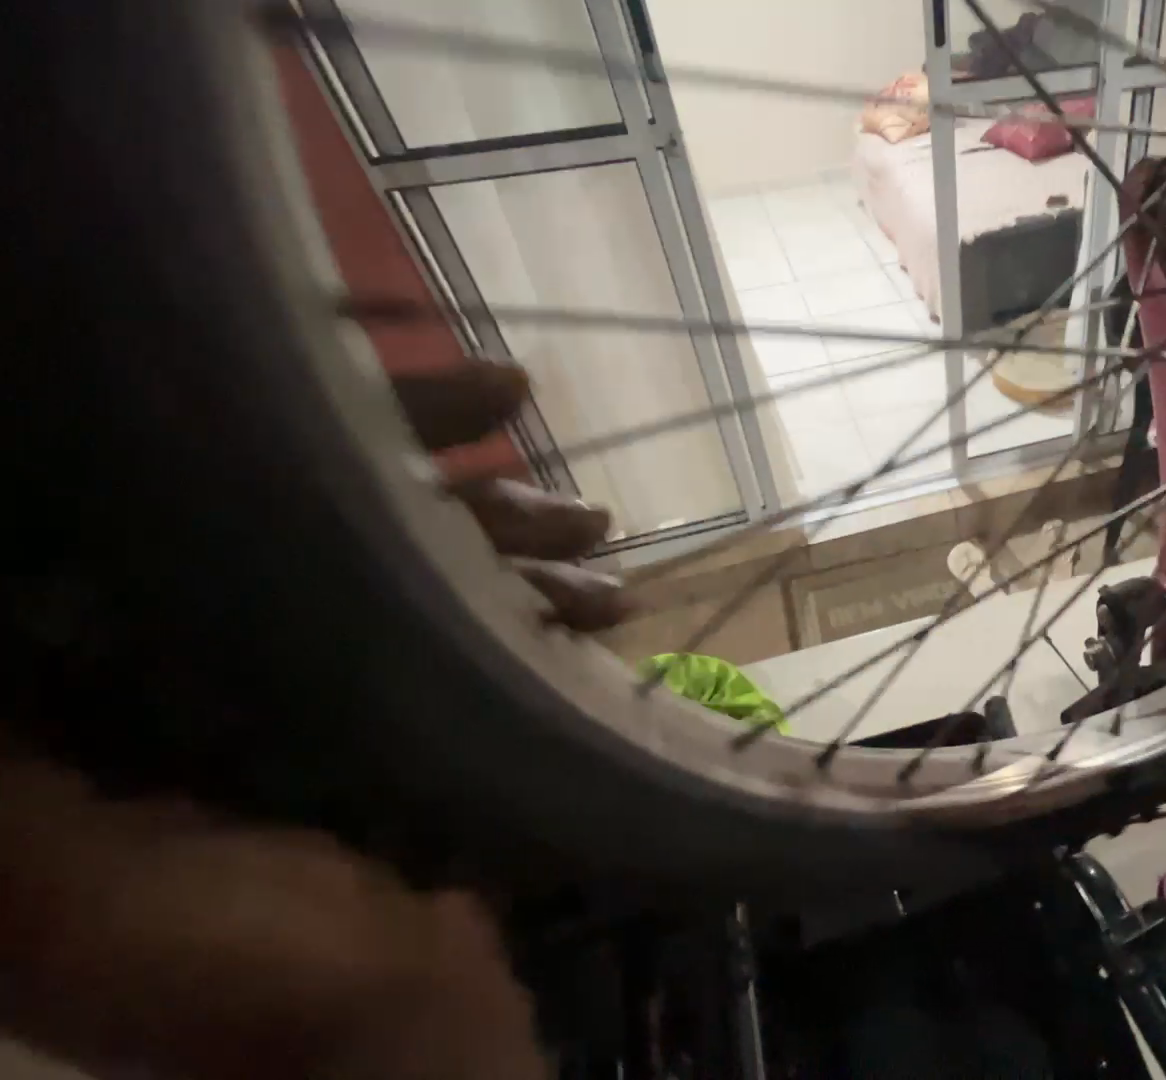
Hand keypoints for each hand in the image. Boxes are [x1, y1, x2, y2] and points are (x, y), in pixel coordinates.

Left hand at [0, 356, 624, 1079]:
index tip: (376, 381)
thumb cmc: (236, 964)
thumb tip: (22, 589)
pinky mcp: (440, 702)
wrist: (392, 1021)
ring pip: (436, 566)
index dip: (297, 442)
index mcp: (151, 672)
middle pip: (342, 520)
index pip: (213, 516)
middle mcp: (252, 649)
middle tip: (519, 412)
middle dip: (438, 473)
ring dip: (520, 538)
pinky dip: (547, 602)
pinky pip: (493, 625)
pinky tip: (609, 597)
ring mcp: (359, 672)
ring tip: (596, 528)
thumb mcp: (76, 885)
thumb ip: (22, 769)